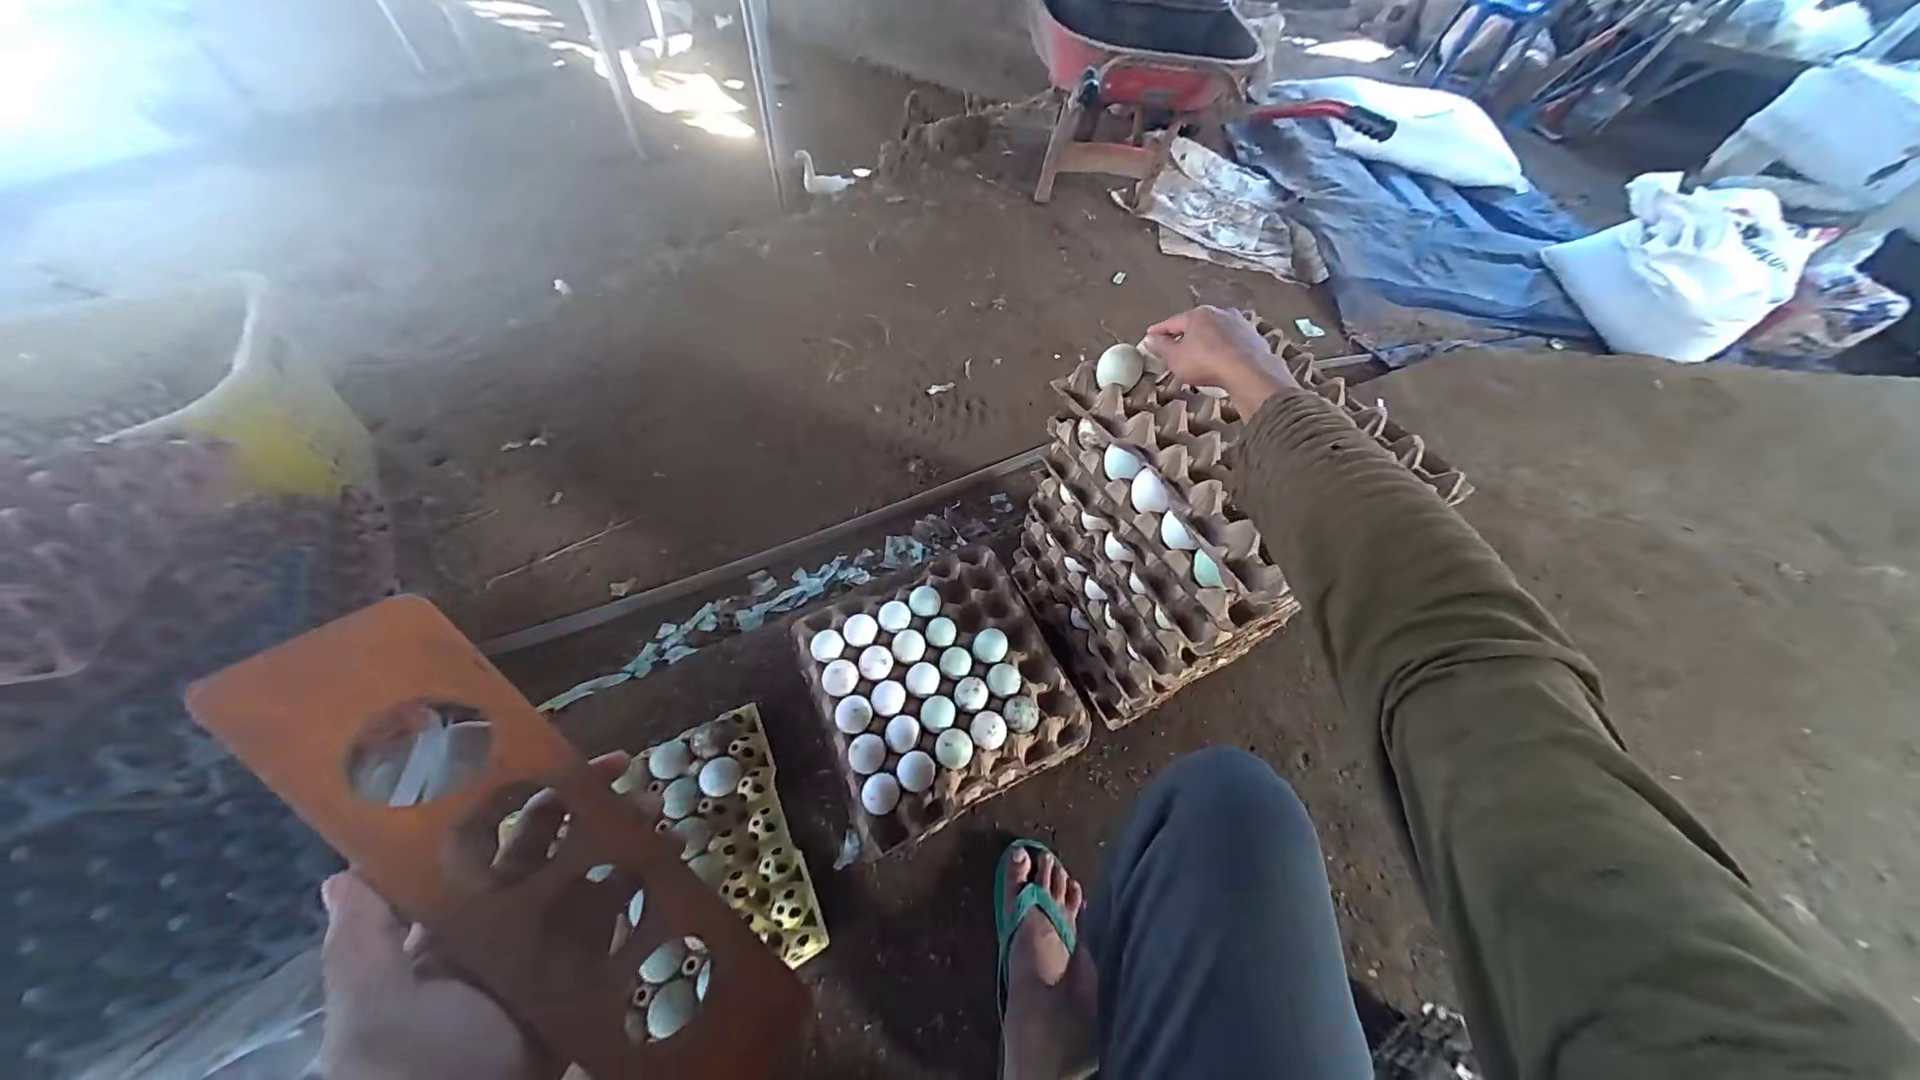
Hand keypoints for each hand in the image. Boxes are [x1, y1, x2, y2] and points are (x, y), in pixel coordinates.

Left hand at [319, 751, 630, 1079]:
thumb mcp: (373, 1008)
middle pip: (554, 841)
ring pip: (594, 869)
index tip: (552, 761)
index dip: (522, 794)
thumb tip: (340, 872)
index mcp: (459, 911)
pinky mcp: (591, 966)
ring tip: (659, 815)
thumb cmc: (408, 1065)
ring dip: (626, 836)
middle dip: (586, 801)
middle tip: (624, 770)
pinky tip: (672, 862)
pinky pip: (623, 916)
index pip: (491, 837)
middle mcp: (510, 913)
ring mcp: (555, 938)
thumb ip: (363, 943)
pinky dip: (648, 884)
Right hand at [1143, 307, 1299, 412]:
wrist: (1247, 371)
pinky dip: (1221, 346)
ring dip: (1204, 340)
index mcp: (1197, 315)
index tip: (1150, 335)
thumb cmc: (1206, 363)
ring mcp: (1238, 323)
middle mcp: (1219, 313)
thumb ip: (1160, 347)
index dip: (1159, 331)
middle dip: (1183, 334)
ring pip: (1214, 330)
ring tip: (1197, 353)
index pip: (1172, 322)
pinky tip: (1218, 358)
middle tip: (1173, 345)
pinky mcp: (1252, 335)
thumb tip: (1150, 338)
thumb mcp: (1175, 358)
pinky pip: (1230, 340)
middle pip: (1195, 324)